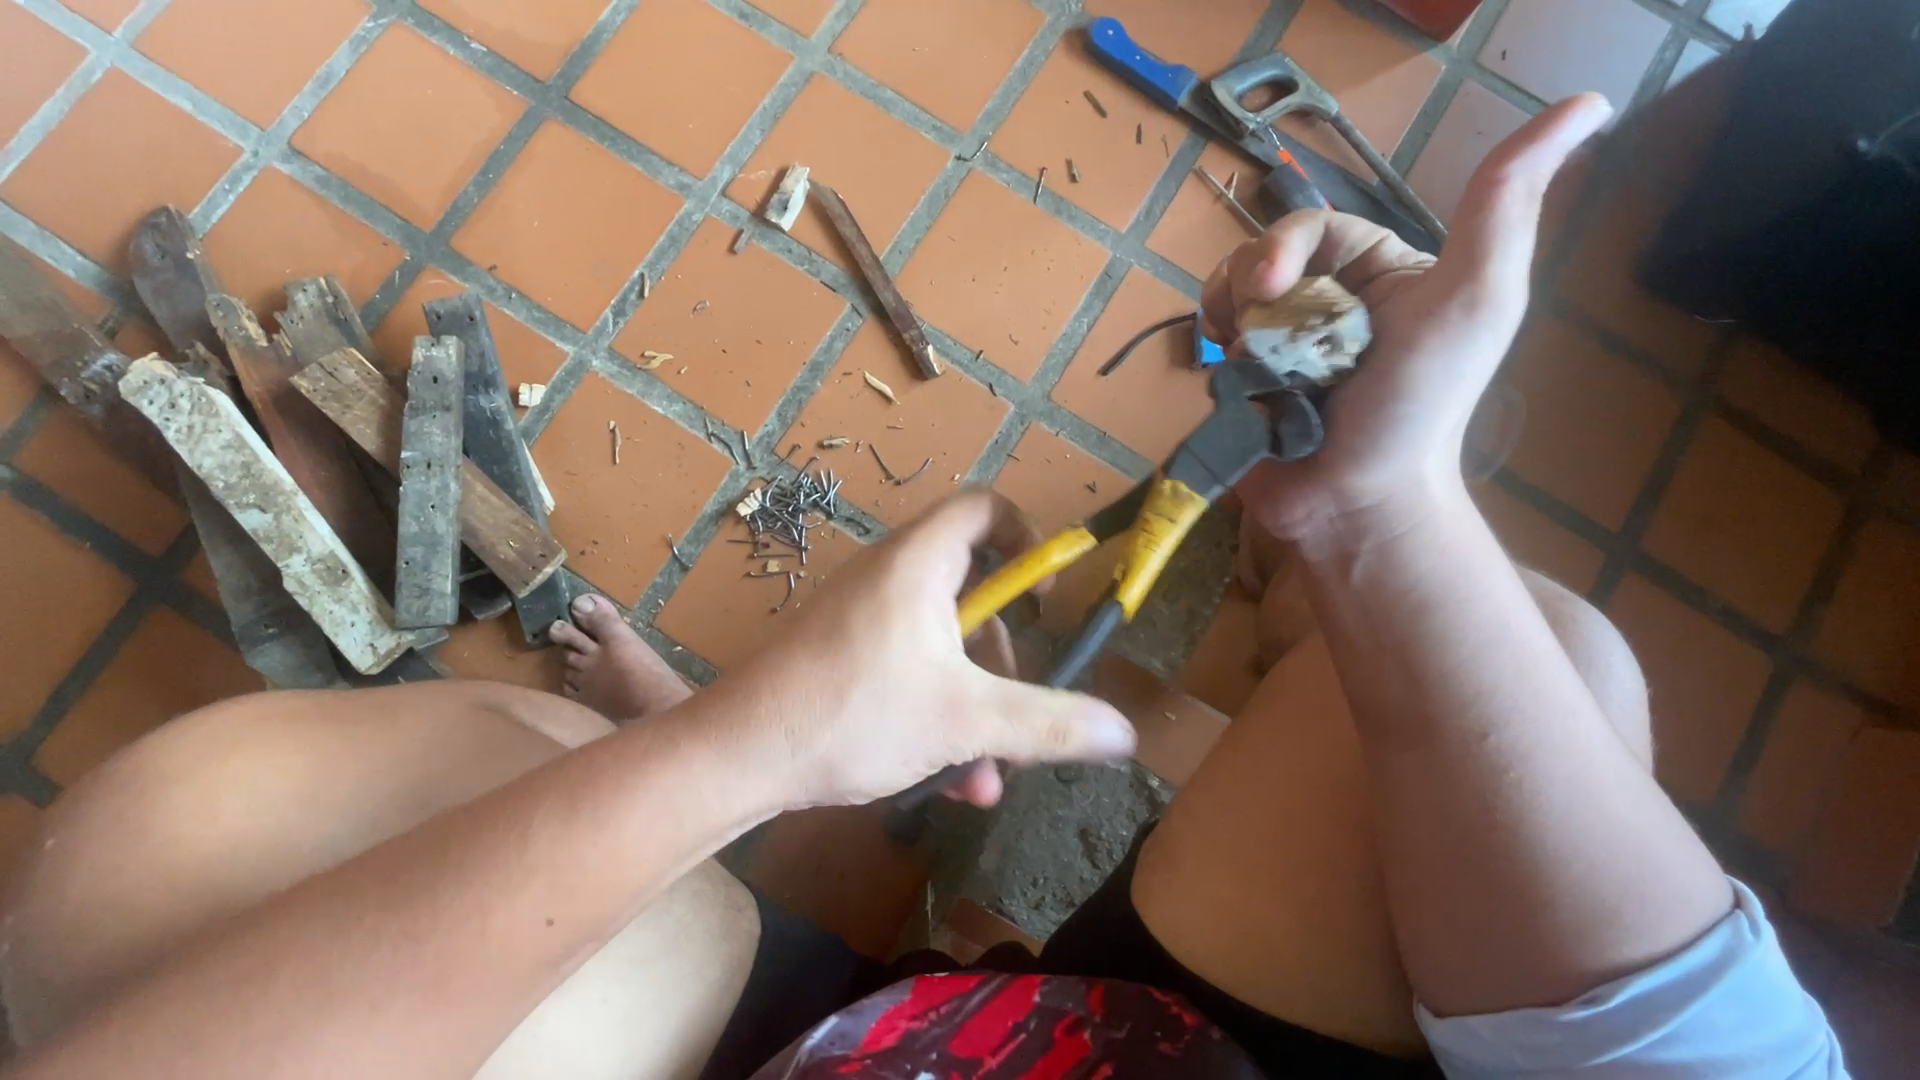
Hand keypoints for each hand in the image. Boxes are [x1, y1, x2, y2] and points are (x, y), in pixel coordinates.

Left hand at [698, 491, 1135, 810]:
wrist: (737, 754)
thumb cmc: (854, 714)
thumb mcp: (966, 721)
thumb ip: (1050, 724)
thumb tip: (1126, 733)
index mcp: (919, 562)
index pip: (985, 508)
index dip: (1028, 539)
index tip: (1046, 599)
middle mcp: (889, 577)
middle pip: (974, 596)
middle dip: (1005, 667)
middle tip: (1017, 722)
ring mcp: (861, 618)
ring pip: (943, 649)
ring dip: (973, 711)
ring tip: (981, 781)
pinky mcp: (841, 657)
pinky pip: (907, 671)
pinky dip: (934, 716)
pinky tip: (945, 784)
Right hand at [1202, 94, 1610, 542]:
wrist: (1356, 504)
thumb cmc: (1416, 407)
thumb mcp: (1475, 300)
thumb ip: (1503, 207)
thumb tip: (1587, 100)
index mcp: (1380, 275)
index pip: (1311, 229)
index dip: (1279, 246)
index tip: (1267, 287)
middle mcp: (1328, 303)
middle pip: (1259, 260)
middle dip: (1247, 288)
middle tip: (1256, 331)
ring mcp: (1283, 347)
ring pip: (1228, 300)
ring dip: (1227, 322)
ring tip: (1244, 363)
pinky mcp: (1249, 385)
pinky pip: (1214, 348)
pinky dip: (1215, 358)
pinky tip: (1230, 379)